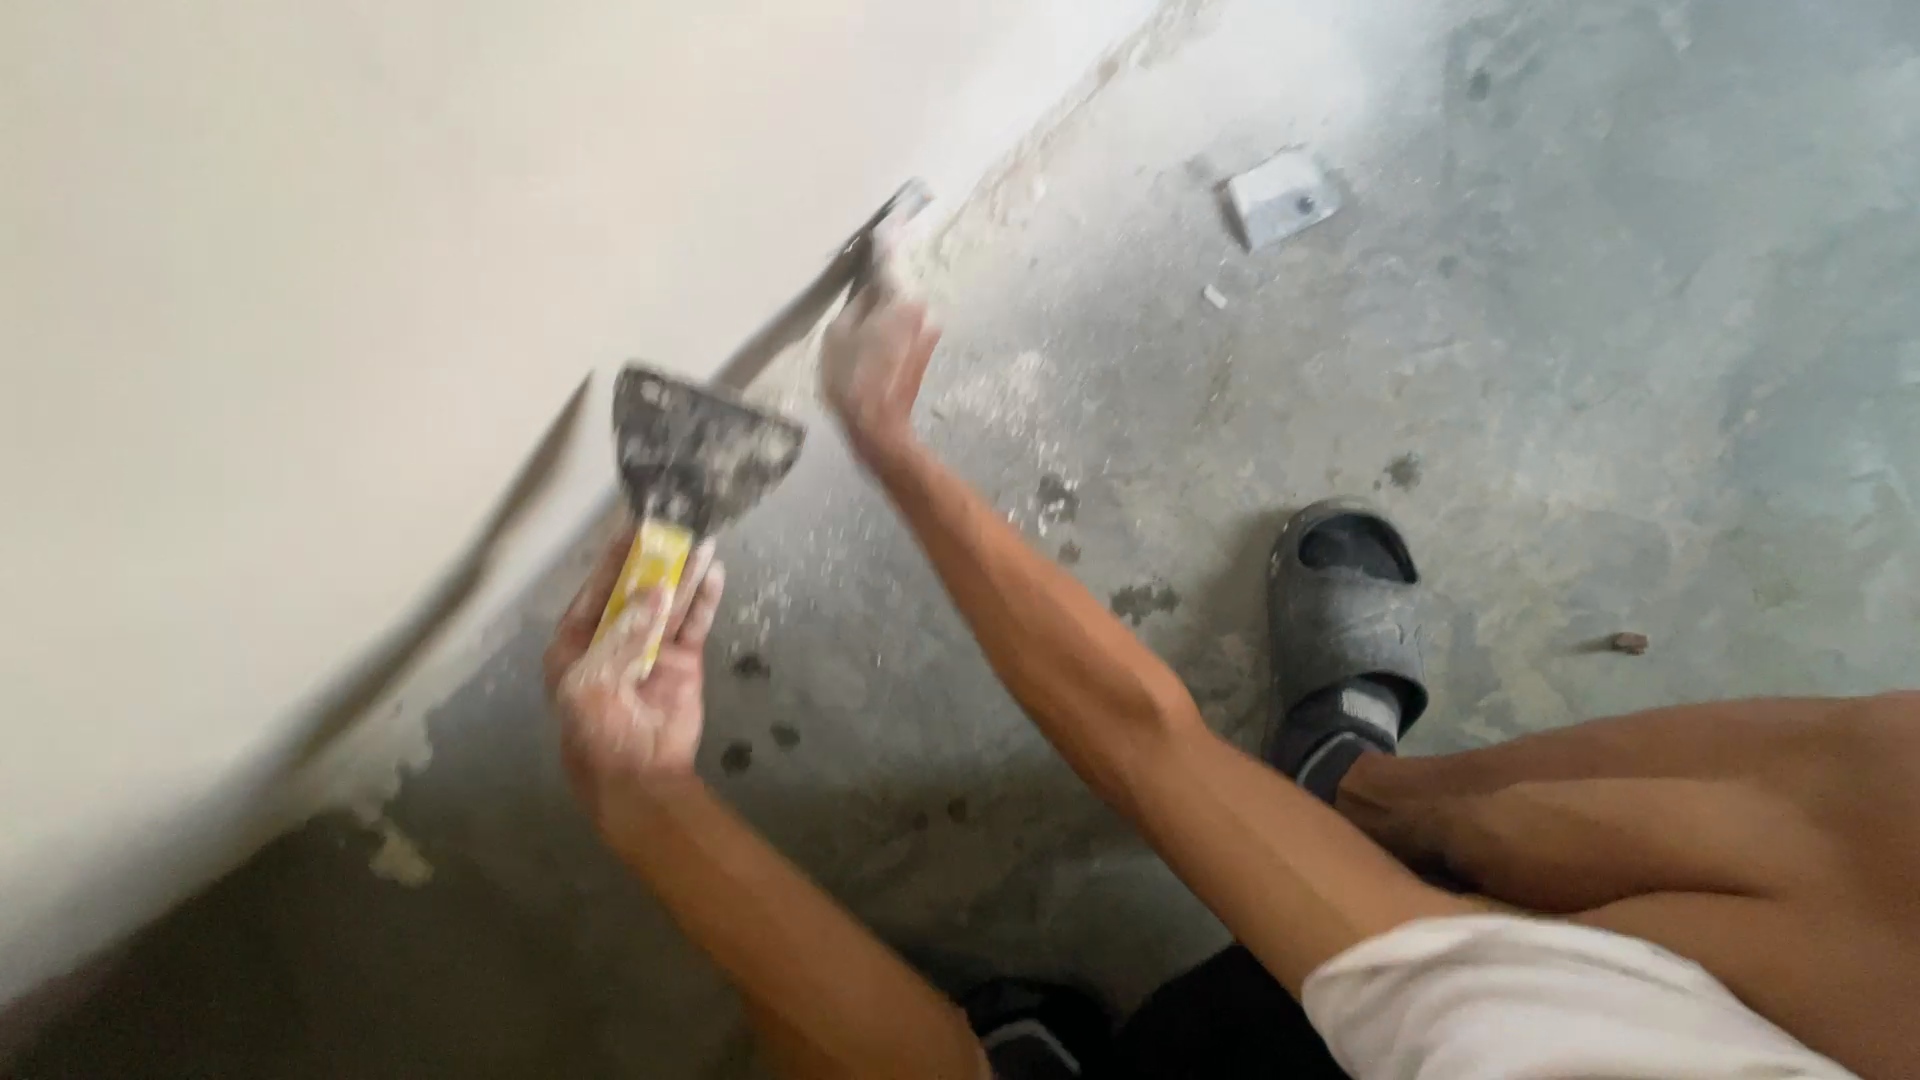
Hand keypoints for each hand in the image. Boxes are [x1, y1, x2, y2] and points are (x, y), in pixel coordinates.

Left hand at [544, 526, 723, 822]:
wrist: (639, 774)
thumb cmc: (598, 730)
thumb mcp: (594, 681)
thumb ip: (624, 632)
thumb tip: (655, 590)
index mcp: (578, 644)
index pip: (596, 592)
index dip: (613, 560)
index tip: (632, 528)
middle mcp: (615, 639)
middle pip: (637, 591)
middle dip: (653, 561)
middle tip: (672, 528)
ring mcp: (652, 647)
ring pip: (670, 603)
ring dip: (684, 575)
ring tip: (701, 543)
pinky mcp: (684, 659)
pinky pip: (694, 623)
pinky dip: (704, 600)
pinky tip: (713, 575)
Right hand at [819, 246, 941, 465]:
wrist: (880, 426)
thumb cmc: (852, 380)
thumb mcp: (840, 332)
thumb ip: (859, 299)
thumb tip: (871, 285)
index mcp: (902, 299)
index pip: (892, 255)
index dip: (886, 235)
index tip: (889, 214)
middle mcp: (923, 307)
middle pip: (899, 277)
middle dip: (882, 268)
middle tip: (866, 253)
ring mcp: (929, 327)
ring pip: (902, 299)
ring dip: (885, 294)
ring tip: (861, 296)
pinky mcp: (926, 344)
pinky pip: (905, 317)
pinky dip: (890, 312)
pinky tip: (872, 321)